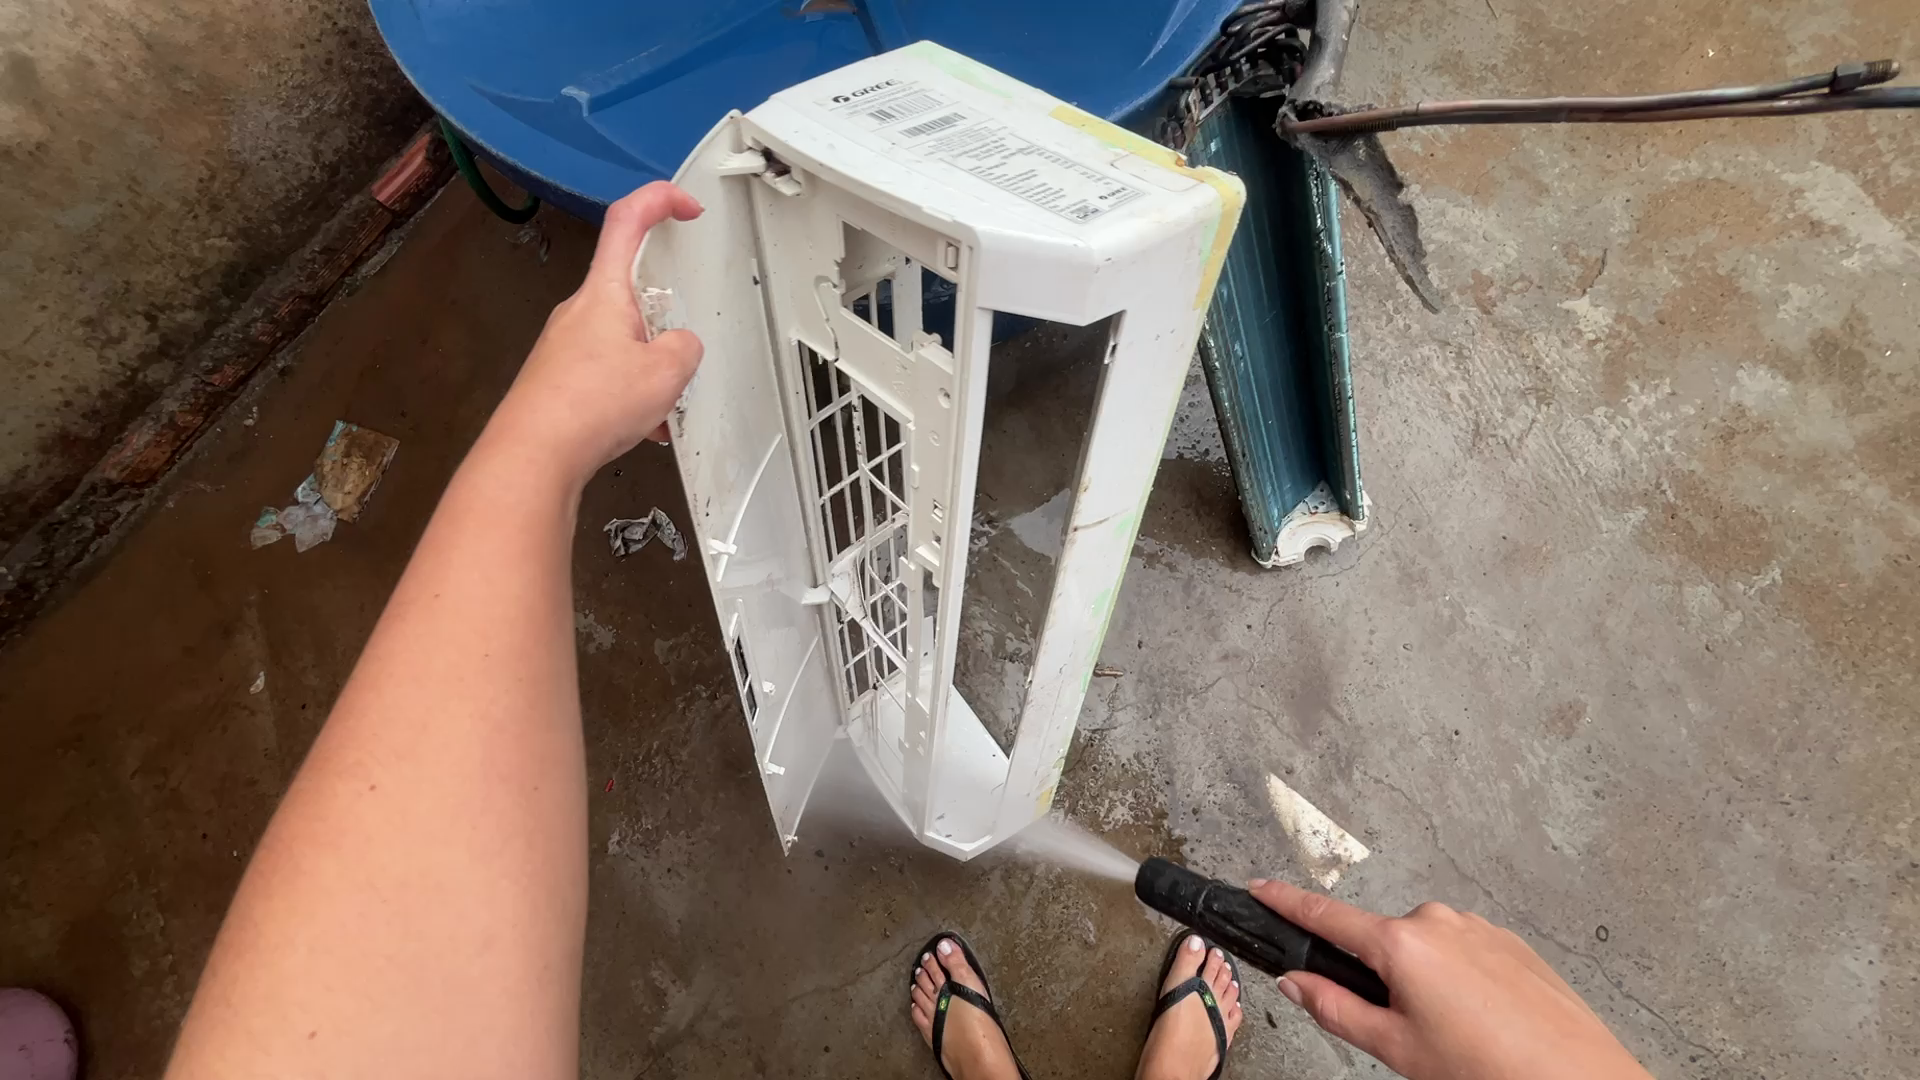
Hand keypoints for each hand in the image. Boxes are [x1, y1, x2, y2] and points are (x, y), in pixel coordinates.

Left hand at [486, 182, 703, 486]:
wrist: (536, 452)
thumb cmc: (596, 402)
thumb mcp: (667, 372)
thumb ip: (686, 347)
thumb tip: (681, 345)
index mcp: (605, 292)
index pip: (627, 221)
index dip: (659, 201)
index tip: (688, 207)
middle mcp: (580, 311)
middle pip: (633, 295)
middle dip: (666, 325)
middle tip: (681, 360)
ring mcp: (567, 345)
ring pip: (625, 343)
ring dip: (652, 370)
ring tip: (661, 410)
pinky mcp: (561, 378)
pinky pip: (609, 374)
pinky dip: (633, 395)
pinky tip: (642, 428)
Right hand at [1251, 880, 1653, 1079]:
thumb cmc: (1493, 1076)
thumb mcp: (1400, 1052)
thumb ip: (1336, 1009)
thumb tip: (1293, 982)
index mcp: (1400, 944)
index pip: (1324, 915)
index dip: (1285, 901)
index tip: (1259, 887)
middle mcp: (1434, 920)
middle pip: (1381, 940)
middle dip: (1382, 975)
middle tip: (1409, 1028)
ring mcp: (1476, 926)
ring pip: (1425, 947)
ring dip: (1425, 978)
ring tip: (1462, 1034)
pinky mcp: (1511, 941)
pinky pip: (1465, 949)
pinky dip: (1462, 978)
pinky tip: (1489, 1022)